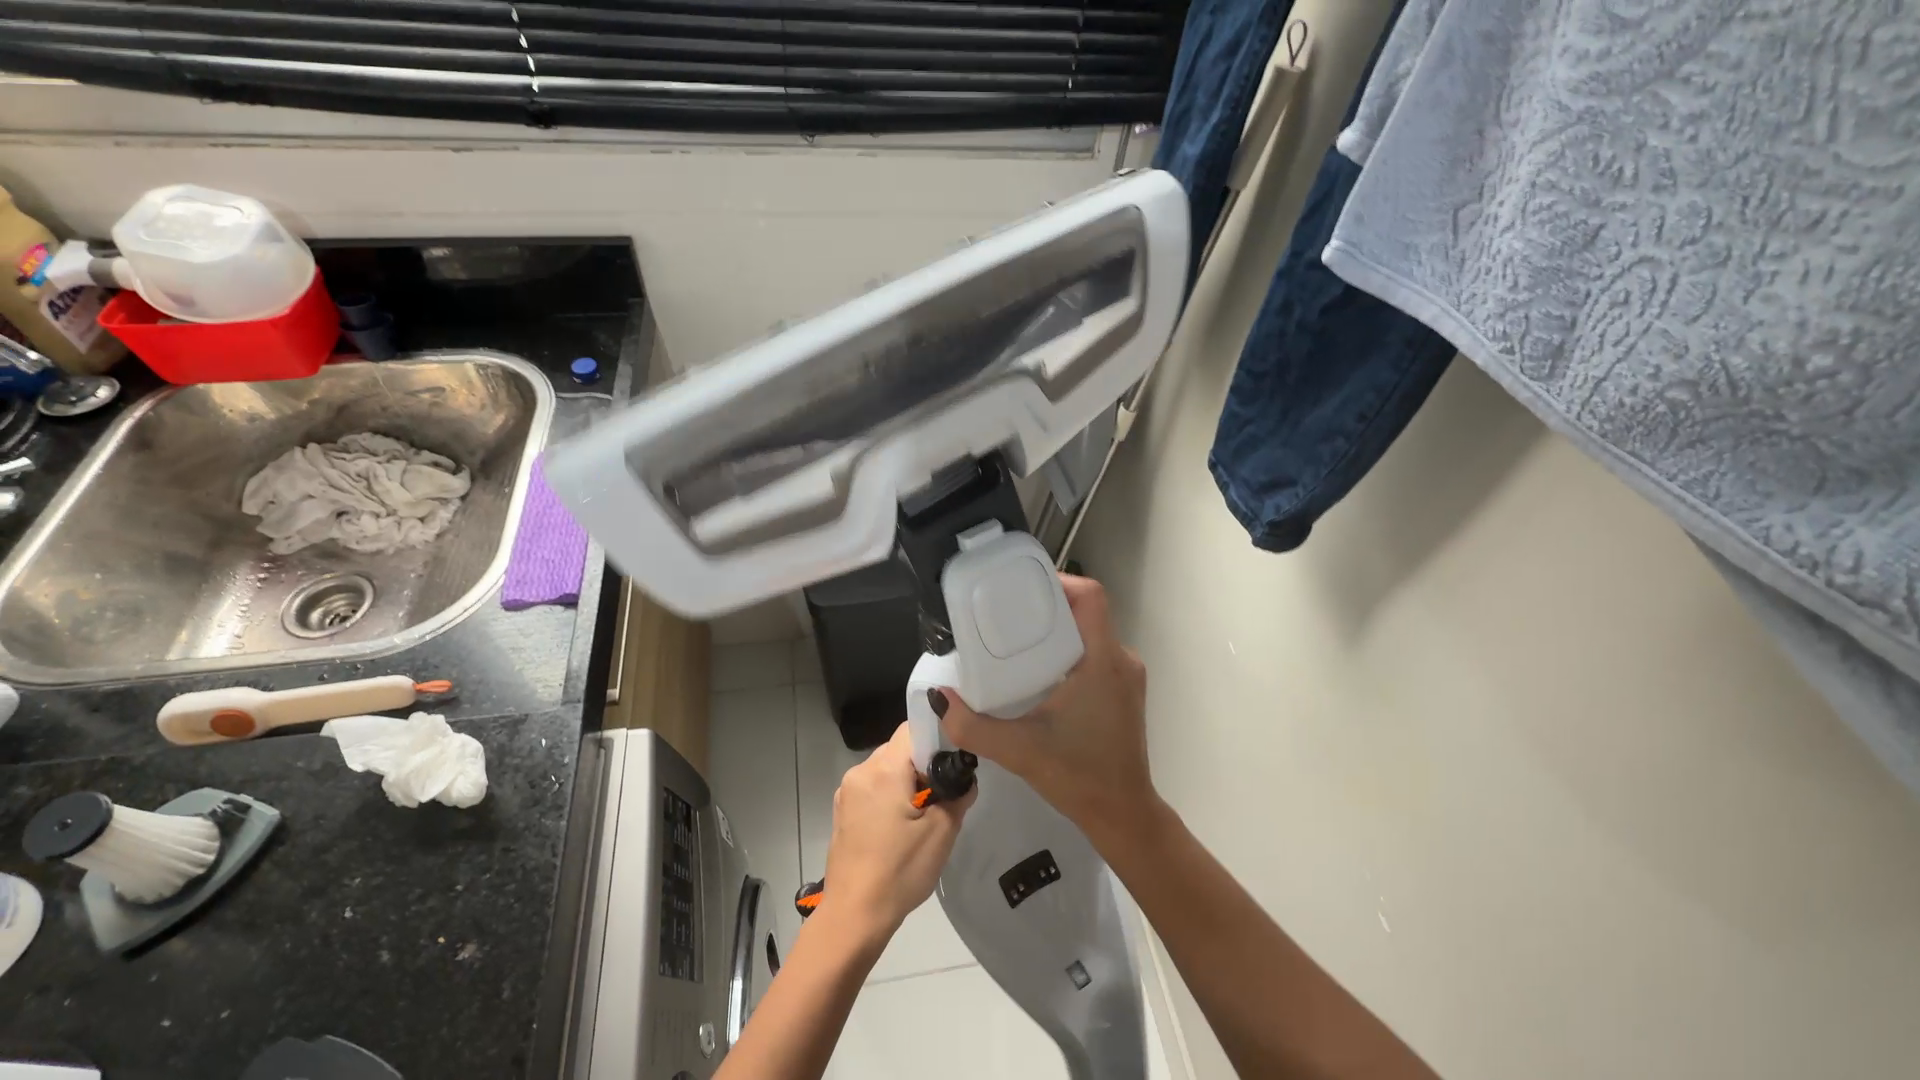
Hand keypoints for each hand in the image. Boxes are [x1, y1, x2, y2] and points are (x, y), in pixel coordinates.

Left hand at [820, 722, 974, 932]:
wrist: (855, 915)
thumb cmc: (900, 870)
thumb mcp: (942, 833)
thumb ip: (958, 796)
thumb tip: (964, 780)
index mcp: (883, 769)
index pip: (913, 729)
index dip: (938, 738)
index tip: (956, 760)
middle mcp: (860, 772)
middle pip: (899, 749)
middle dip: (925, 764)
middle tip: (946, 793)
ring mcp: (847, 792)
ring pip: (886, 769)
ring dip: (908, 782)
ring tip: (927, 813)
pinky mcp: (843, 812)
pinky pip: (873, 789)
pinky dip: (891, 796)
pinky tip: (903, 826)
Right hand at [936, 574, 1159, 841]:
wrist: (1122, 815)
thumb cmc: (1077, 776)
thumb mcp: (1017, 750)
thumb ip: (972, 725)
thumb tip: (939, 698)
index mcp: (1102, 662)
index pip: (1091, 596)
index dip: (1058, 580)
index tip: (1022, 587)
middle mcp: (1121, 660)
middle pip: (1085, 613)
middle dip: (1046, 608)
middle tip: (1005, 615)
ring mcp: (1127, 677)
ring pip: (1090, 635)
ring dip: (1056, 633)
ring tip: (1015, 642)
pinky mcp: (1124, 693)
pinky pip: (1095, 655)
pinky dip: (1067, 654)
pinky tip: (1037, 673)